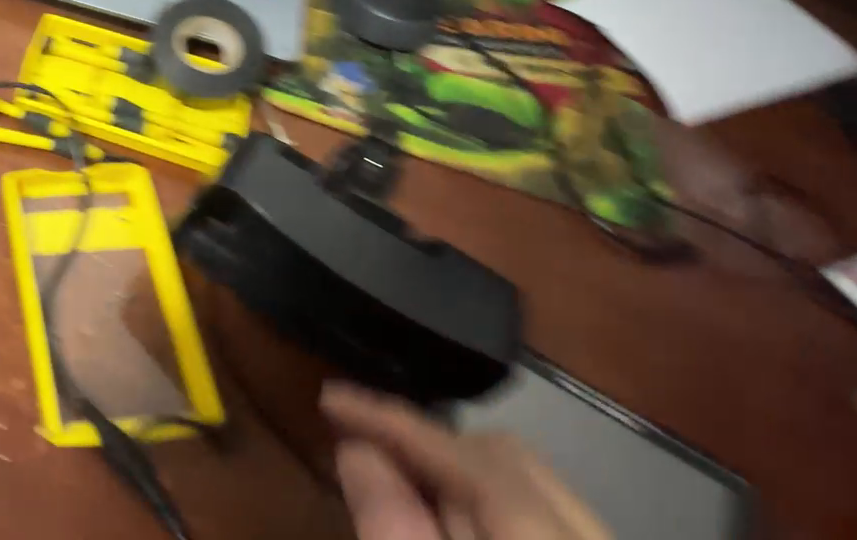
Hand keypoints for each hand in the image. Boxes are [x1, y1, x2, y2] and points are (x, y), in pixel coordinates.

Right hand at [320, 381, 610, 539]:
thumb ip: (393, 524)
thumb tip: (358, 448)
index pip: (470, 456)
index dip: (393, 419)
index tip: (330, 399)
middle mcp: (595, 535)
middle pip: (508, 455)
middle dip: (431, 442)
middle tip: (365, 449)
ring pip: (532, 482)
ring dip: (457, 472)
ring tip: (401, 487)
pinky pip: (546, 513)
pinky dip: (488, 505)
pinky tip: (448, 522)